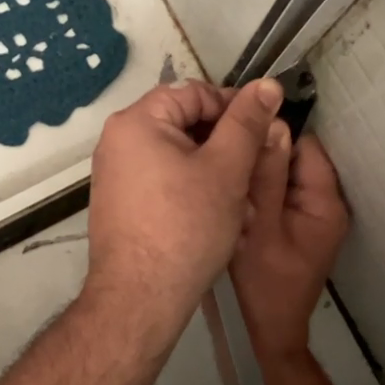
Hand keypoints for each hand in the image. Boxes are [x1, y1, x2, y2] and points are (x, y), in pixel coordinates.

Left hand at [83, 78, 285, 332]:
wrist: (139, 300)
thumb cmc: (185, 227)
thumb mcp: (226, 169)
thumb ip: (248, 123)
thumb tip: (268, 84)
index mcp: (137, 121)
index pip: (195, 93)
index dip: (235, 108)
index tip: (265, 132)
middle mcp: (119, 140)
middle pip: (187, 125)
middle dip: (228, 149)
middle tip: (257, 177)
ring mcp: (117, 173)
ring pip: (181, 157)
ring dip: (218, 176)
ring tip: (246, 209)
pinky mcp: (122, 203)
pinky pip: (165, 182)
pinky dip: (196, 193)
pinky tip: (223, 223)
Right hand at [231, 132, 348, 364]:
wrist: (271, 330)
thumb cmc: (265, 281)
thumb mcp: (260, 224)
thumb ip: (267, 175)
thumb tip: (272, 122)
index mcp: (325, 201)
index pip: (303, 145)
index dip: (271, 135)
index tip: (236, 134)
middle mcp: (327, 203)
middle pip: (294, 157)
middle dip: (263, 154)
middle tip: (226, 155)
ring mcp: (313, 215)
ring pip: (284, 173)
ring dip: (260, 171)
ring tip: (227, 171)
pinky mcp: (298, 224)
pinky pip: (280, 191)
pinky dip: (261, 189)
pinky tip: (236, 192)